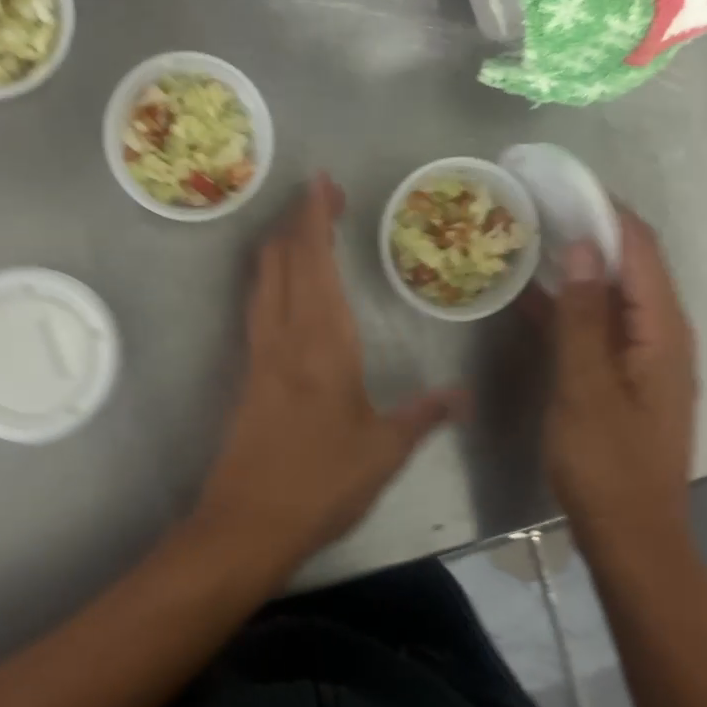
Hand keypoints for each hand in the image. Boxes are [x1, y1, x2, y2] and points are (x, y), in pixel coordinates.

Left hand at [198, 174, 465, 565]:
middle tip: (320, 195)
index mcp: (323, 345)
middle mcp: (284, 339)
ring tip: (299, 229)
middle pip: (281, 263)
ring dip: (278, 249)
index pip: (315, 264)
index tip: (322, 183)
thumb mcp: (384, 451)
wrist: (248, 523)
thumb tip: (461, 394)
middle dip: (298, 222)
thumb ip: (422, 416)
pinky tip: (282, 292)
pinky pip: (257, 313)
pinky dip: (270, 284)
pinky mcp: (246, 380)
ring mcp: (259, 358)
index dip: (316, 219)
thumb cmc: (321, 483)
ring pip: (262, 285)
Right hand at [545, 211, 698, 553]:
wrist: (631, 536)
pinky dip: (572, 310)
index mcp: (663, 332)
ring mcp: (645, 361)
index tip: (562, 183)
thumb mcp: (586, 389)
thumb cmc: (607, 465)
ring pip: (613, 298)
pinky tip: (533, 300)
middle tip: (538, 207)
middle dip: (591, 232)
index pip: (640, 249)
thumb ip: (583, 318)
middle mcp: (663, 337)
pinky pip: (600, 330)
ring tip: (531, 240)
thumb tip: (584, 248)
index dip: (606, 210)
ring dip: (579, 268)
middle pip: (632, 267)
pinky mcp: (626, 383)